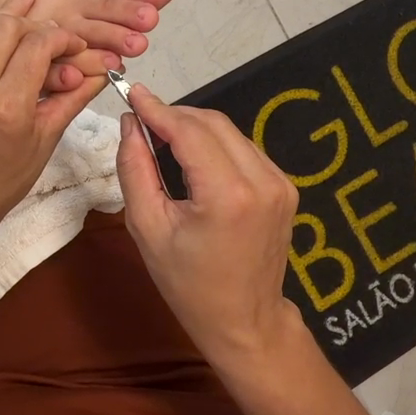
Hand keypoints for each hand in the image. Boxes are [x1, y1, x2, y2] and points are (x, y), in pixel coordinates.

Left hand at [0, 0, 107, 232]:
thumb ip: (73, 95)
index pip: (37, 48)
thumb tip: (104, 65)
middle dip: (34, 23)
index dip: (61, 37)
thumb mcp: (46, 138)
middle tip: (50, 32)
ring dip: (6, 14)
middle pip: (6, 29)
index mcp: (6, 110)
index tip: (73, 43)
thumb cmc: (6, 176)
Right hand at [114, 84, 301, 360]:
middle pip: (212, 124)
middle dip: (174, 115)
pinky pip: (243, 149)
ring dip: (193, 127)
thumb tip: (131, 124)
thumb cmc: (187, 282)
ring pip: (229, 132)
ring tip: (161, 139)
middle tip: (140, 120)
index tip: (131, 93)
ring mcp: (280, 183)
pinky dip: (213, 143)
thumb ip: (135, 168)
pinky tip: (190, 157)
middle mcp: (262, 181)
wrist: (243, 321)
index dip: (157, 109)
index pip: (189, 131)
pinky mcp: (284, 187)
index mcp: (227, 195)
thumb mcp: (146, 227)